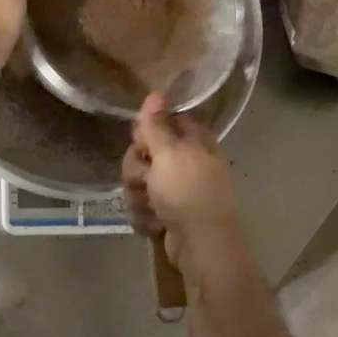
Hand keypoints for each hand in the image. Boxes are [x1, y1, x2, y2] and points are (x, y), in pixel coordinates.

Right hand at [123, 94, 239, 270]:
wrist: (200, 244)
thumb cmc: (187, 192)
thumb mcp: (169, 153)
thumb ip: (156, 125)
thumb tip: (155, 93)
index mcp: (194, 142)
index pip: (165, 122)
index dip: (147, 131)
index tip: (141, 142)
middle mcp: (186, 163)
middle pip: (145, 154)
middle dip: (137, 170)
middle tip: (146, 180)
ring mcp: (177, 191)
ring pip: (141, 183)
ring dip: (139, 197)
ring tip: (152, 208)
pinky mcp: (168, 215)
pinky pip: (144, 208)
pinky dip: (146, 217)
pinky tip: (155, 225)